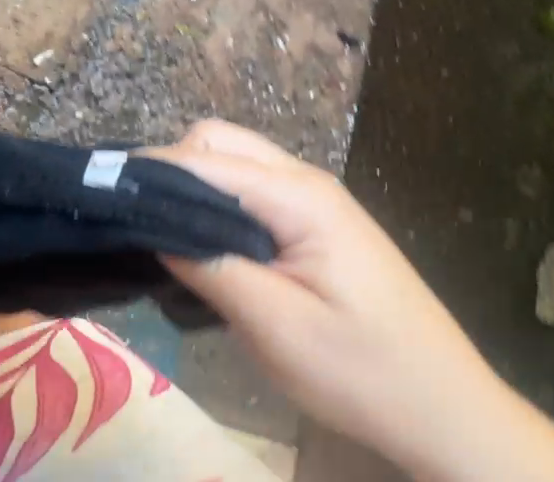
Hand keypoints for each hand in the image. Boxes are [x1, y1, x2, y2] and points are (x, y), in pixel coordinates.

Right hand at [144, 119, 553, 481]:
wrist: (448, 413)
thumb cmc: (365, 373)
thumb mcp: (277, 327)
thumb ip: (209, 266)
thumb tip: (149, 226)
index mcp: (299, 197)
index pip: (204, 158)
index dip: (150, 171)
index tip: (105, 198)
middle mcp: (305, 181)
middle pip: (216, 141)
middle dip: (169, 168)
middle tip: (138, 220)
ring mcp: (313, 200)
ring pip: (232, 160)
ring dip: (192, 184)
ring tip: (161, 232)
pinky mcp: (313, 223)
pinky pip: (249, 188)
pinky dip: (215, 200)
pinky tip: (202, 243)